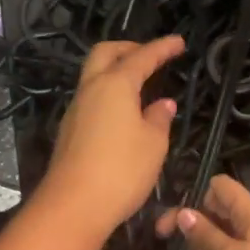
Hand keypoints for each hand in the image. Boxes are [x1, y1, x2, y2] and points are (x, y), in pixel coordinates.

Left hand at [32, 36, 185, 237]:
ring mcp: (76, 110)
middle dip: (128, 48)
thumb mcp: (153, 144)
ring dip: (116, 71)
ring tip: (140, 84)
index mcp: (115, 84)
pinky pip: (91, 99)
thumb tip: (162, 104)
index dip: (162, 48)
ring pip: (93, 76)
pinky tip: (124, 112)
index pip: (142, 57)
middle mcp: (91, 89)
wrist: (73, 206)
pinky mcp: (69, 131)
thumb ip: (159, 118)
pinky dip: (109, 94)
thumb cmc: (121, 170)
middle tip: (150, 55)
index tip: (179, 42)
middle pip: (105, 53)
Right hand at [157, 175, 249, 249]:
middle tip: (163, 235)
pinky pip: (232, 248)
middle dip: (194, 216)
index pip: (223, 186)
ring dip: (202, 236)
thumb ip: (205, 233)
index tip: (175, 217)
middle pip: (222, 206)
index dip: (197, 195)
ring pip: (225, 229)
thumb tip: (184, 212)